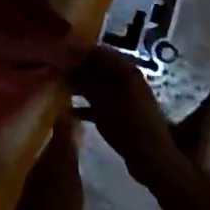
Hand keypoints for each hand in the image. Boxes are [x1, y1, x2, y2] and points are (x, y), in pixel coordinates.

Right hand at [66, 46, 181, 176]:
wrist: (151, 158)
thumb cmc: (126, 126)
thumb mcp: (101, 104)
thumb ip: (85, 83)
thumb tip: (67, 66)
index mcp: (127, 71)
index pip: (100, 52)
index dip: (80, 52)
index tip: (60, 54)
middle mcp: (129, 79)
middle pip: (101, 67)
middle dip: (80, 69)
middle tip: (58, 72)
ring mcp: (129, 96)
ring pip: (102, 85)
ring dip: (83, 86)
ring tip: (62, 87)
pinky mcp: (127, 112)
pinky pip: (106, 101)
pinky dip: (90, 104)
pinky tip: (71, 111)